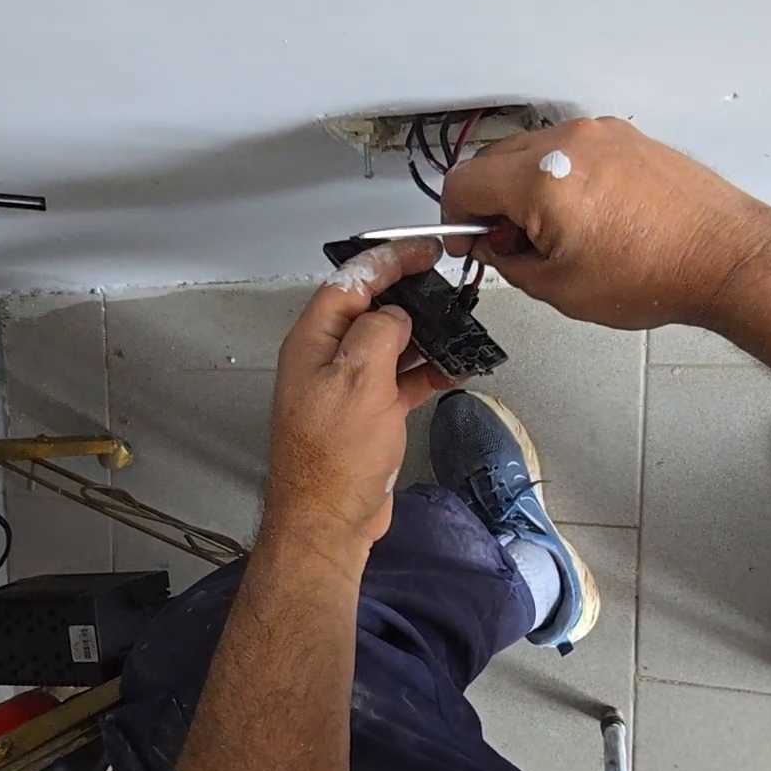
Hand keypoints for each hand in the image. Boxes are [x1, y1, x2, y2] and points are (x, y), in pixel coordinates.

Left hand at [265, 238, 448, 545]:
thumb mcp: (360, 379)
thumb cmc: (333, 459)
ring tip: (455, 327)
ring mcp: (347, 388)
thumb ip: (379, 332)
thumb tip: (396, 317)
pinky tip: (451, 369)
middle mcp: (326, 360)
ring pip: (389, 345)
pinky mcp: (366, 415)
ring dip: (423, 336)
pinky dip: (425, 372)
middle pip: (371, 310)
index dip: (389, 259)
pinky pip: (399, 380)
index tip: (423, 251)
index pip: (352, 281)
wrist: (330, 519)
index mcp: (314, 341)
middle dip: (409, 294)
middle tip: (443, 285)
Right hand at [440, 117, 770, 330]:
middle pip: (493, 161)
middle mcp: (568, 141)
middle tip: (511, 245)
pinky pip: (568, 149)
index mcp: (542, 178)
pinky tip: (583, 216)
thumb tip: (491, 246)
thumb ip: (508, 262)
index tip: (468, 242)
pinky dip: (557, 178)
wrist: (725, 257)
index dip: (454, 219)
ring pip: (530, 152)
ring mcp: (599, 132)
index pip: (464, 182)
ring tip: (555, 235)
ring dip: (522, 189)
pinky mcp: (624, 136)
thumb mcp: (559, 288)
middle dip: (490, 203)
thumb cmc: (656, 274)